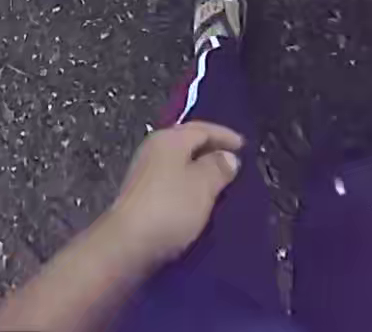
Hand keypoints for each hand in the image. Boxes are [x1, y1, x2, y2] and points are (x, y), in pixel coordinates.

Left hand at [100, 122, 243, 267]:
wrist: (128, 242)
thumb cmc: (170, 207)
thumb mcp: (202, 185)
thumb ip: (217, 167)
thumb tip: (227, 156)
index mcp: (169, 138)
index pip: (201, 128)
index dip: (224, 135)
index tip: (244, 145)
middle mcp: (154, 146)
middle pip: (187, 140)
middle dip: (210, 147)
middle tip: (233, 157)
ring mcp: (145, 168)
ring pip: (179, 159)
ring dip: (199, 165)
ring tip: (219, 177)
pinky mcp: (141, 190)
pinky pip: (172, 176)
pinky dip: (188, 180)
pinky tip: (197, 194)